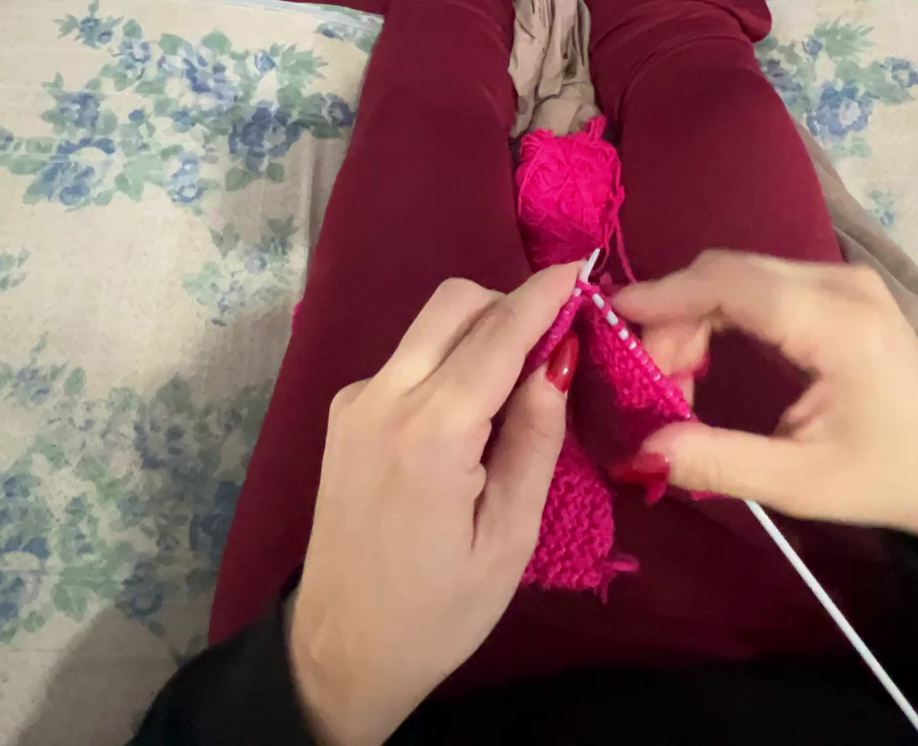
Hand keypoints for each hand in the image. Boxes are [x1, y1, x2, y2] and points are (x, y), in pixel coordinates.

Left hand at [288, 266, 581, 745]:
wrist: (337, 649)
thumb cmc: (440, 610)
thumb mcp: (510, 536)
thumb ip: (534, 437)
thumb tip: (559, 357)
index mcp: (430, 434)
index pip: (497, 335)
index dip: (542, 294)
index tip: (580, 267)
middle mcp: (383, 397)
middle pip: (454, 304)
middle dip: (509, 303)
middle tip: (552, 342)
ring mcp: (355, 398)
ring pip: (430, 323)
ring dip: (480, 327)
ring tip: (516, 378)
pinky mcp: (344, 409)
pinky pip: (410, 355)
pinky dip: (450, 356)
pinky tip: (468, 407)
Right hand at [614, 252, 917, 559]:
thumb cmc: (889, 480)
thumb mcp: (801, 484)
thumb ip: (718, 462)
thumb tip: (640, 449)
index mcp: (840, 324)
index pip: (733, 284)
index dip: (667, 294)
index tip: (614, 315)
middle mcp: (840, 283)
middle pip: (727, 272)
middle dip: (674, 316)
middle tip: (651, 379)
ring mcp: (841, 279)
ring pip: (737, 274)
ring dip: (693, 316)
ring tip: (677, 377)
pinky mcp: (836, 288)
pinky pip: (756, 283)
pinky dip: (717, 313)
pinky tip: (706, 354)